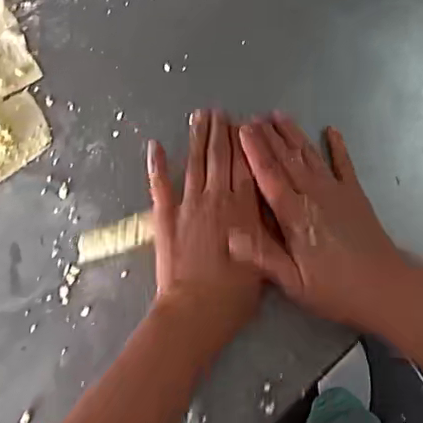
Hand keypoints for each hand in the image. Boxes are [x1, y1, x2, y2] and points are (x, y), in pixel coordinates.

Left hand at [148, 110, 267, 336]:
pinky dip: (157, 163)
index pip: (244, 165)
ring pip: (195, 162)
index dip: (243, 141)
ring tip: (198, 116)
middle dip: (220, 131)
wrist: (194, 311)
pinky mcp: (165, 215)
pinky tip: (155, 145)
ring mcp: (188, 203)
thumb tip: (267, 200)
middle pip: (219, 157)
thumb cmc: (233, 296)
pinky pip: (160, 184)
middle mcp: (216, 198)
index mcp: (242, 209)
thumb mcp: (264, 261)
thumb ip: (265, 228)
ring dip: (196, 137)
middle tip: (219, 110)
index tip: (242, 121)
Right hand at [231, 115, 422, 333]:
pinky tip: (331, 130)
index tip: (241, 128)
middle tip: (252, 115)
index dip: (254, 150)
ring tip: (278, 115)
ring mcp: (335, 190)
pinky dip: (337, 146)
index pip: (268, 174)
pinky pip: (343, 163)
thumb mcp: (294, 282)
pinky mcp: (354, 193)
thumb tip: (229, 232)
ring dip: (292, 134)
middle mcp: (312, 194)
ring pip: (309, 155)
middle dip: (268, 135)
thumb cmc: (335, 290)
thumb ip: (262, 255)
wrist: (387, 290)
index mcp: (294, 214)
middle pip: (286, 158)